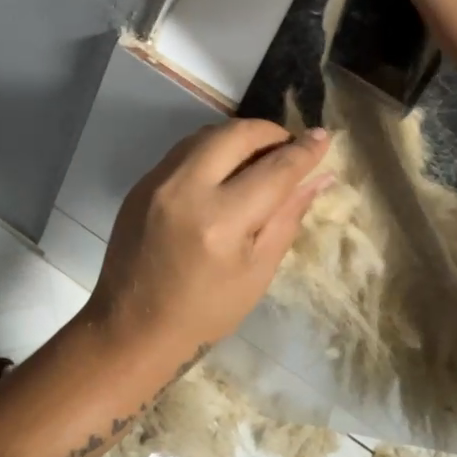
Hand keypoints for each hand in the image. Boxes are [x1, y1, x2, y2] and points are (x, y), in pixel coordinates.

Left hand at [85, 120, 331, 356]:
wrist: (133, 323)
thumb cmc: (205, 309)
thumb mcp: (257, 272)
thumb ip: (287, 217)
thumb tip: (319, 177)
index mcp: (221, 220)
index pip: (274, 170)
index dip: (304, 151)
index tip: (323, 138)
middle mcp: (186, 188)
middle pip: (237, 134)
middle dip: (270, 133)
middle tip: (290, 147)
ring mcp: (158, 180)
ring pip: (207, 134)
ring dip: (239, 137)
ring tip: (260, 157)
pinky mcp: (142, 181)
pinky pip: (184, 149)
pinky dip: (212, 150)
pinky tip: (225, 170)